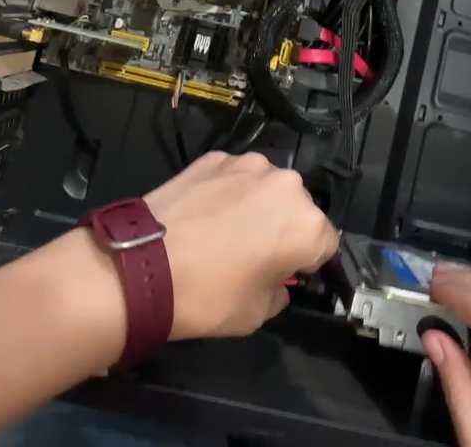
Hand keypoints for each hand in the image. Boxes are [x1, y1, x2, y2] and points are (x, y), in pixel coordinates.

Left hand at [141, 151, 338, 339]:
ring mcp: (247, 164)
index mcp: (307, 224)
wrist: (143, 266)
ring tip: (225, 230)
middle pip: (297, 208)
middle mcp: (286, 184)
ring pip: (266, 187)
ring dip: (257, 204)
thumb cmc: (208, 295)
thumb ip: (279, 291)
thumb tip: (275, 279)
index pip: (327, 243)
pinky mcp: (215, 157)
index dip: (309, 261)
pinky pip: (234, 176)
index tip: (287, 273)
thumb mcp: (256, 314)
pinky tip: (204, 214)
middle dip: (283, 227)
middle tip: (254, 254)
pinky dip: (227, 191)